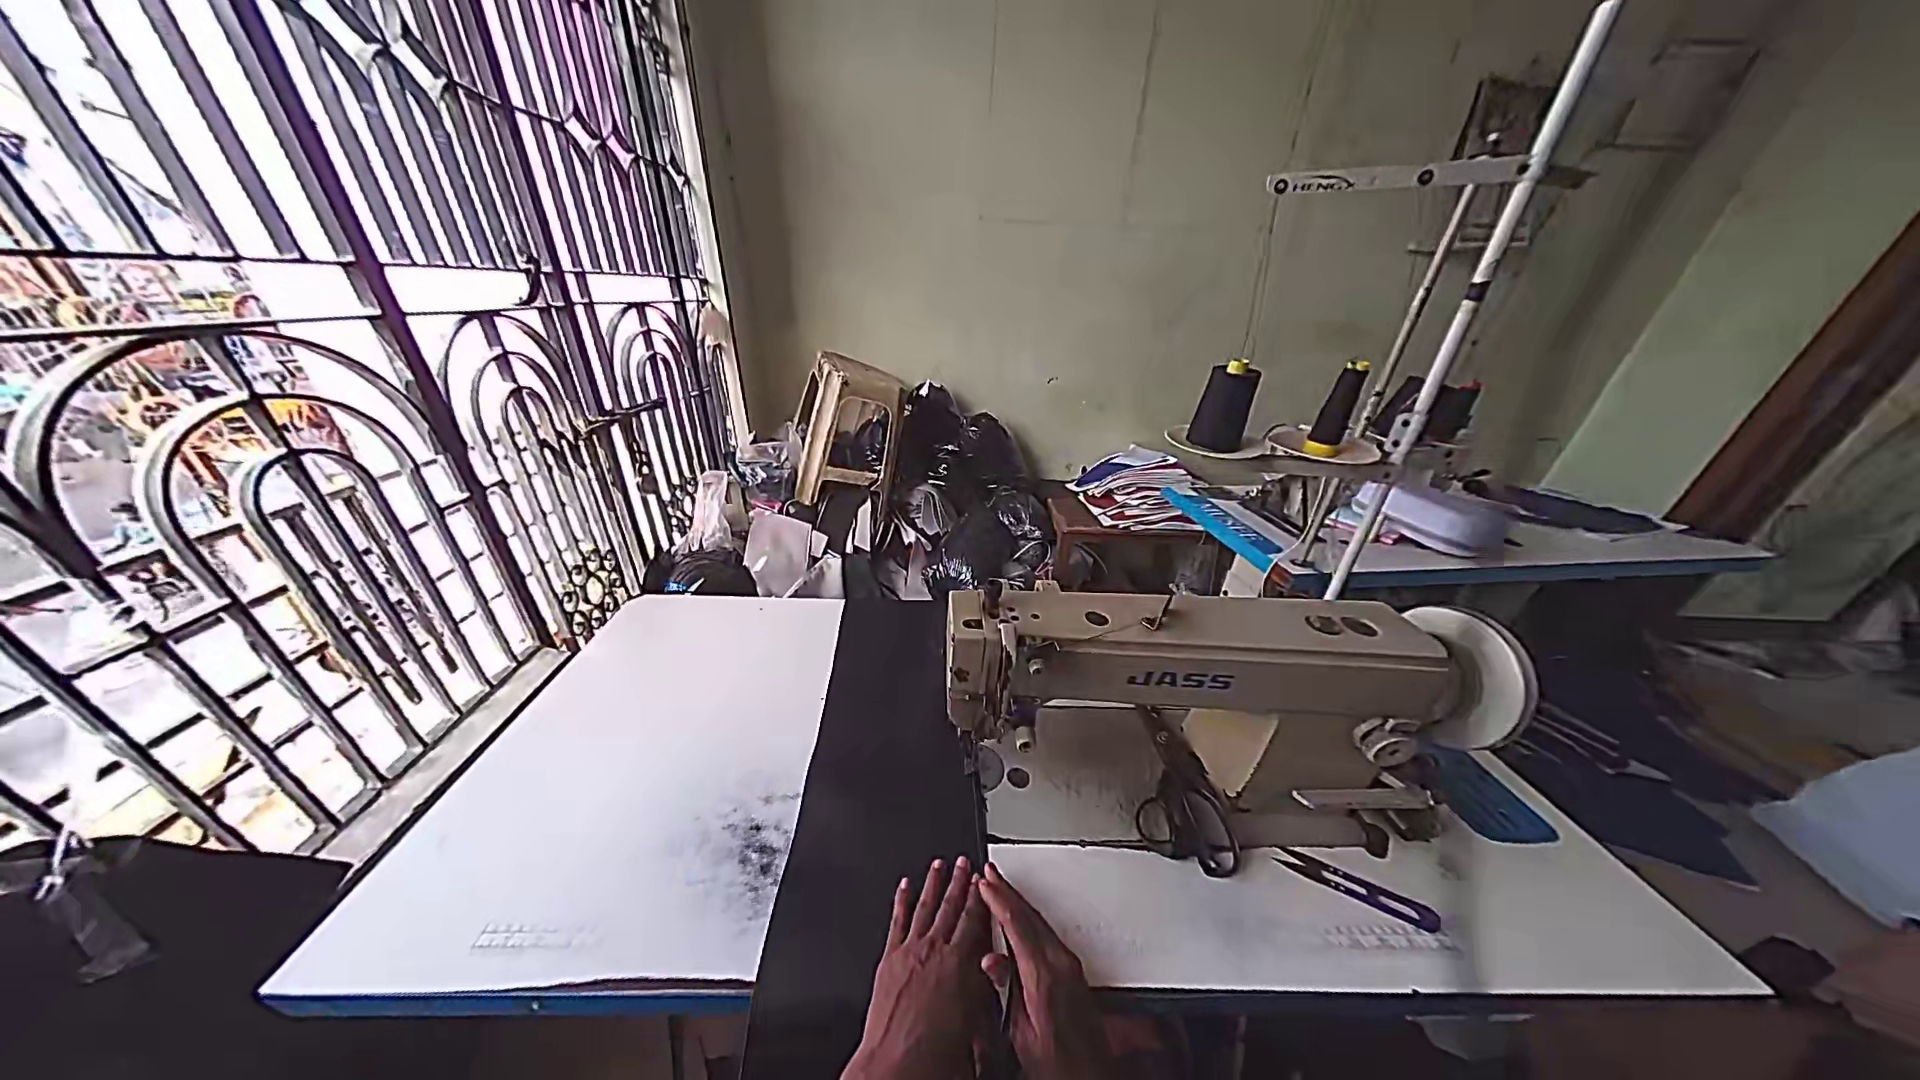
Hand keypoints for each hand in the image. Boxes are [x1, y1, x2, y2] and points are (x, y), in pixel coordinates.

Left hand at [843, 856, 991, 1079]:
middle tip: (963, 862)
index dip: (979, 897)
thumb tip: (989, 974)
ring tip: (938, 864)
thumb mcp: (975, 1027)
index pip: (973, 920)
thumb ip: (983, 993)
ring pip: (924, 907)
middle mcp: (934, 951)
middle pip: (950, 906)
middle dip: (959, 882)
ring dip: (933, 883)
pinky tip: (904, 887)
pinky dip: (901, 901)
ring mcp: (910, 951)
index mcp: (959, 966)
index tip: (982, 880)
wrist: (893, 1070)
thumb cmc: (934, 1058)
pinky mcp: (889, 959)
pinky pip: (897, 921)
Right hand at [978, 861, 1115, 1079]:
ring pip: (1039, 921)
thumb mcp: (1021, 1033)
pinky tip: (1020, 914)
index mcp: (1043, 976)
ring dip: (1018, 901)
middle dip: (1007, 890)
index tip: (983, 884)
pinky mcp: (1074, 970)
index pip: (1016, 924)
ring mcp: (1069, 965)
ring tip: (1000, 886)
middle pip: (1030, 915)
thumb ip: (1006, 990)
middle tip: (990, 872)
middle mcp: (1060, 964)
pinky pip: (1047, 931)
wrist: (1090, 1076)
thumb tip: (990, 959)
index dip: (998, 900)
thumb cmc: (1056, 1064)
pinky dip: (1029, 916)